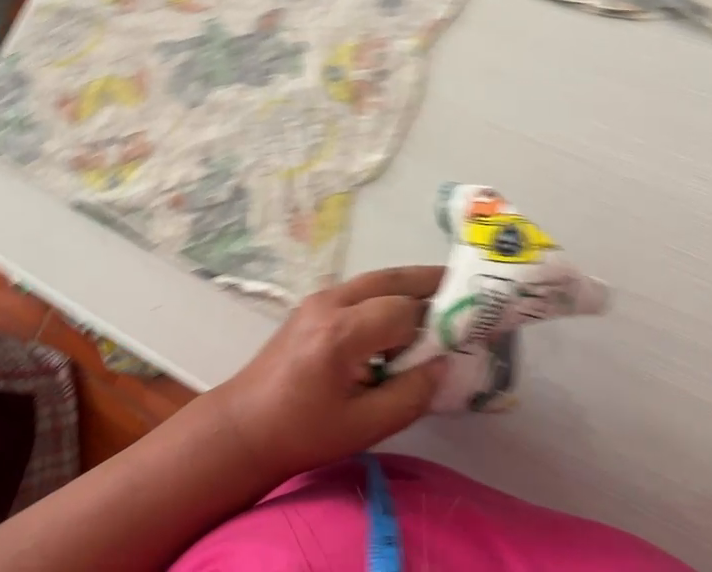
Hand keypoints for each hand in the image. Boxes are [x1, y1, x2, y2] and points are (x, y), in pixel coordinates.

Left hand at [197, 265, 448, 481]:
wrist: (245, 424)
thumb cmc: (303, 431)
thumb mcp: (365, 425)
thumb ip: (411, 394)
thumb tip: (443, 364)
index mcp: (341, 332)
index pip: (403, 311)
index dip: (435, 324)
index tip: (461, 337)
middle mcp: (329, 303)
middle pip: (389, 279)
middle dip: (429, 282)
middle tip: (466, 289)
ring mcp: (317, 300)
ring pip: (374, 280)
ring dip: (407, 286)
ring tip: (443, 300)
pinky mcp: (312, 307)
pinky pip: (358, 291)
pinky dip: (386, 295)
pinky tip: (402, 319)